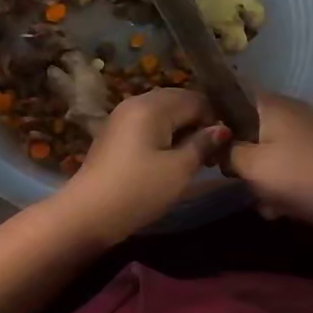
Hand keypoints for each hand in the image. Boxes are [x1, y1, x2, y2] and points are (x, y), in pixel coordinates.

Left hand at [54, 88, 228, 241]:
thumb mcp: (179, 169)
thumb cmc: (139, 189)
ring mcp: (120, 117)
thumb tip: (221, 129)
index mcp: (152, 105)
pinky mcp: (113, 134)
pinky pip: (146, 125)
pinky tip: (168, 159)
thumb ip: (203, 144)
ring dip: (179, 130)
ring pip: (161, 114)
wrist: (88, 213)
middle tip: (211, 153)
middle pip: (177, 101)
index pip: (196, 99)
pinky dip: (161, 136)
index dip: (214, 120)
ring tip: (192, 158)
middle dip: (197, 122)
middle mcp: (135, 102)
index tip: (224, 147)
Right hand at [225, 94, 312, 230]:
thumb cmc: (298, 176)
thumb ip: (226, 152)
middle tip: (232, 176)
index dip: (214, 115)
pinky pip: (288, 169)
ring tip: (261, 200)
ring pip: (267, 153)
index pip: (233, 95)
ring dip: (260, 177)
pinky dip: (281, 187)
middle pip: (249, 128)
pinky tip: (280, 209)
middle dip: (239, 155)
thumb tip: (216, 145)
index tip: (203, 140)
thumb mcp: (250, 165)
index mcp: (271, 104)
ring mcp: (308, 137)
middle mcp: (290, 113)